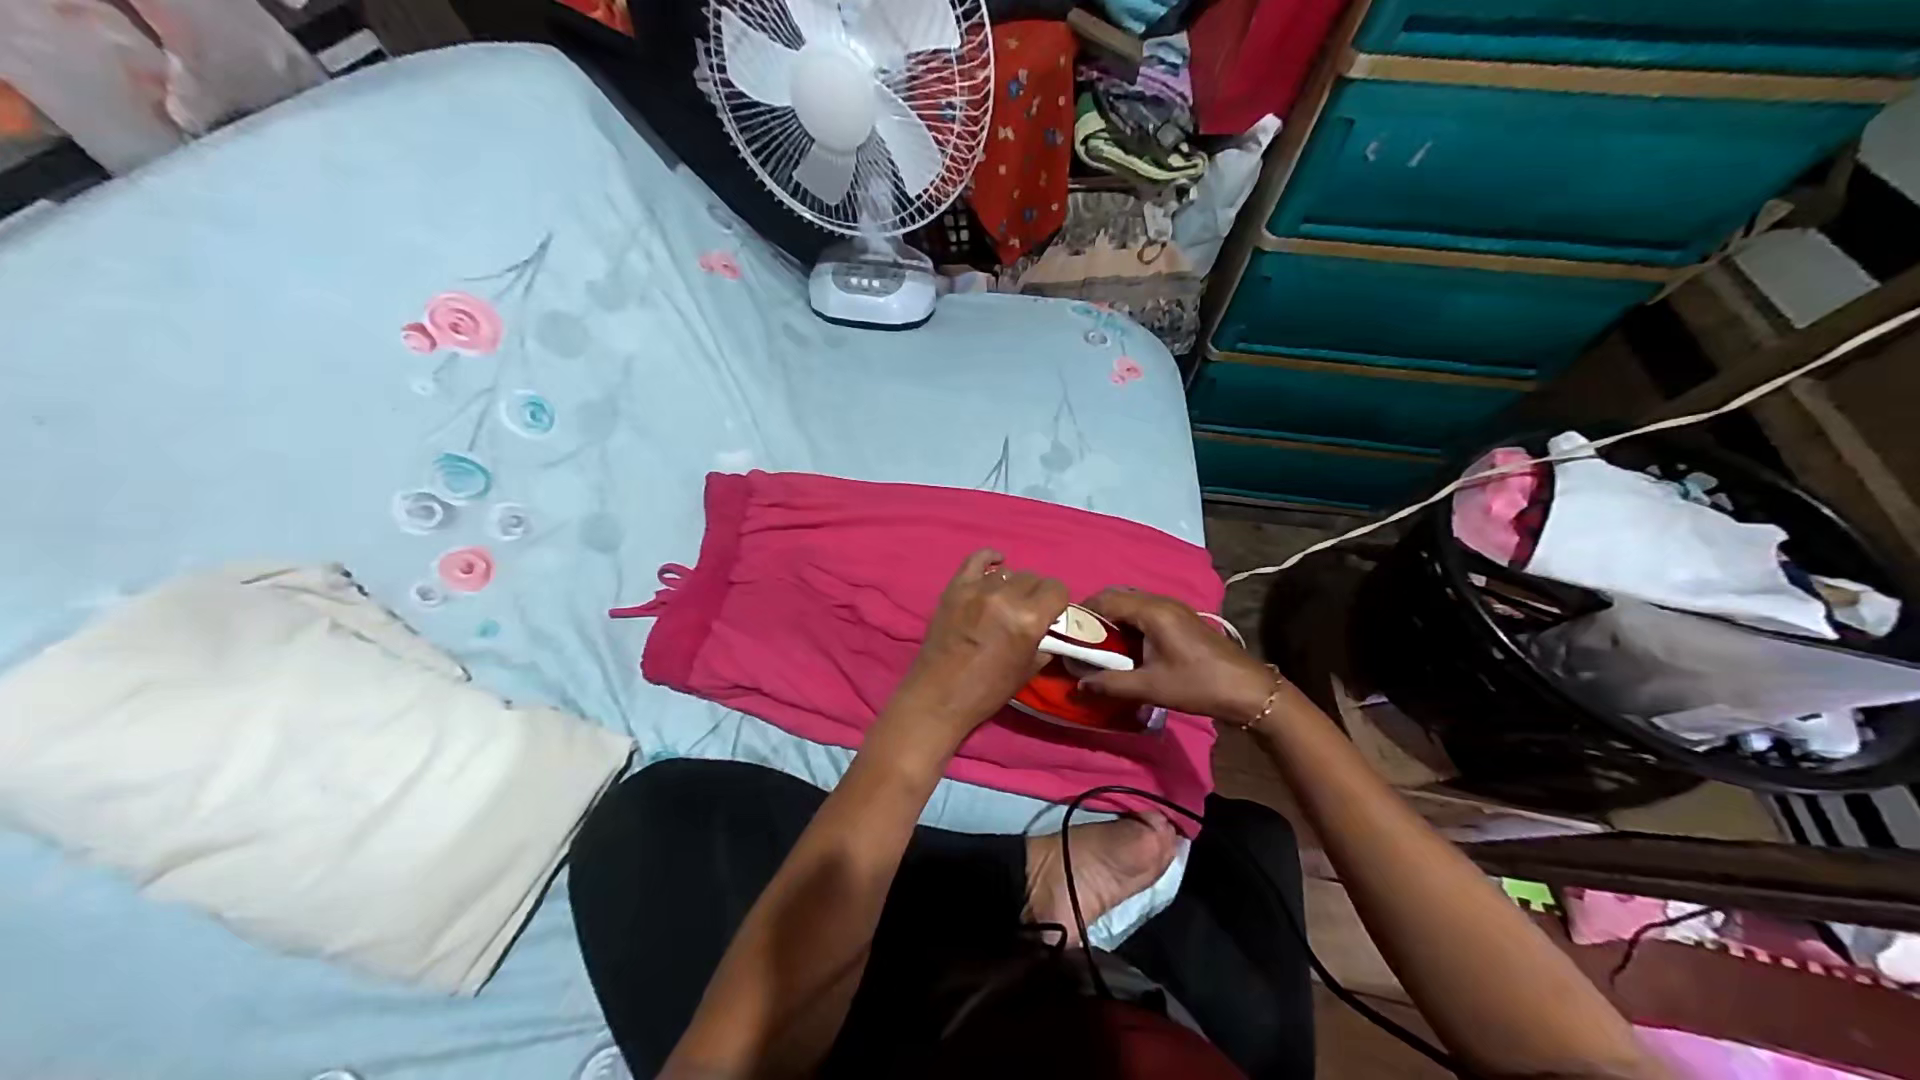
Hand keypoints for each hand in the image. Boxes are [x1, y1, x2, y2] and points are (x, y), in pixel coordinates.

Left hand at [882, 550, 1068, 756]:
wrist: (939, 696)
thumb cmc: (988, 690)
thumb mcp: (1028, 669)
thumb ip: (1044, 640)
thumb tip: (1049, 624)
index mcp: (1028, 619)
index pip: (1056, 589)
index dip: (1057, 602)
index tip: (1051, 613)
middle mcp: (1005, 597)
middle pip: (1033, 578)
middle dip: (1036, 594)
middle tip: (1028, 612)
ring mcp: (977, 589)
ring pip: (1008, 572)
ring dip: (1012, 585)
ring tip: (1006, 603)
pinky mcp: (955, 588)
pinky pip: (976, 560)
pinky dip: (989, 559)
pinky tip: (996, 565)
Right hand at [1079, 588, 1279, 725]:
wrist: (1248, 691)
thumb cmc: (1197, 685)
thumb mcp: (1150, 687)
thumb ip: (1110, 684)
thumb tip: (1078, 684)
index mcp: (1152, 611)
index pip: (1106, 599)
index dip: (1082, 613)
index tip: (1066, 632)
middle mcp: (1161, 602)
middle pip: (1117, 596)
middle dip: (1095, 615)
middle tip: (1080, 640)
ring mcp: (1174, 608)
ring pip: (1131, 603)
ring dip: (1113, 619)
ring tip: (1099, 646)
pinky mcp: (1181, 619)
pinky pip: (1145, 611)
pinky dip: (1128, 623)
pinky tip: (1125, 647)